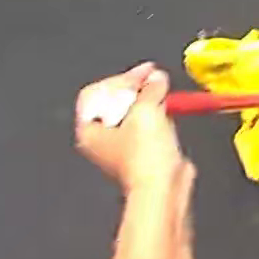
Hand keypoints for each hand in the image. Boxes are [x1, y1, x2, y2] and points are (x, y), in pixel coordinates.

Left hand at [74, 63, 194, 196]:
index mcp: (90, 129)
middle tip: (154, 78)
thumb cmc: (145, 157)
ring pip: (132, 112)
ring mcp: (123, 144)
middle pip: (114, 101)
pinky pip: (147, 124)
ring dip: (148, 100)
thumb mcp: (146, 111)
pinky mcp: (143, 149)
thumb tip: (157, 77)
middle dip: (136, 88)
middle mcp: (102, 138)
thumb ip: (151, 89)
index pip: (98, 93)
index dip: (121, 79)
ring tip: (163, 93)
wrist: (163, 185)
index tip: (144, 72)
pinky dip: (157, 113)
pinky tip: (168, 110)